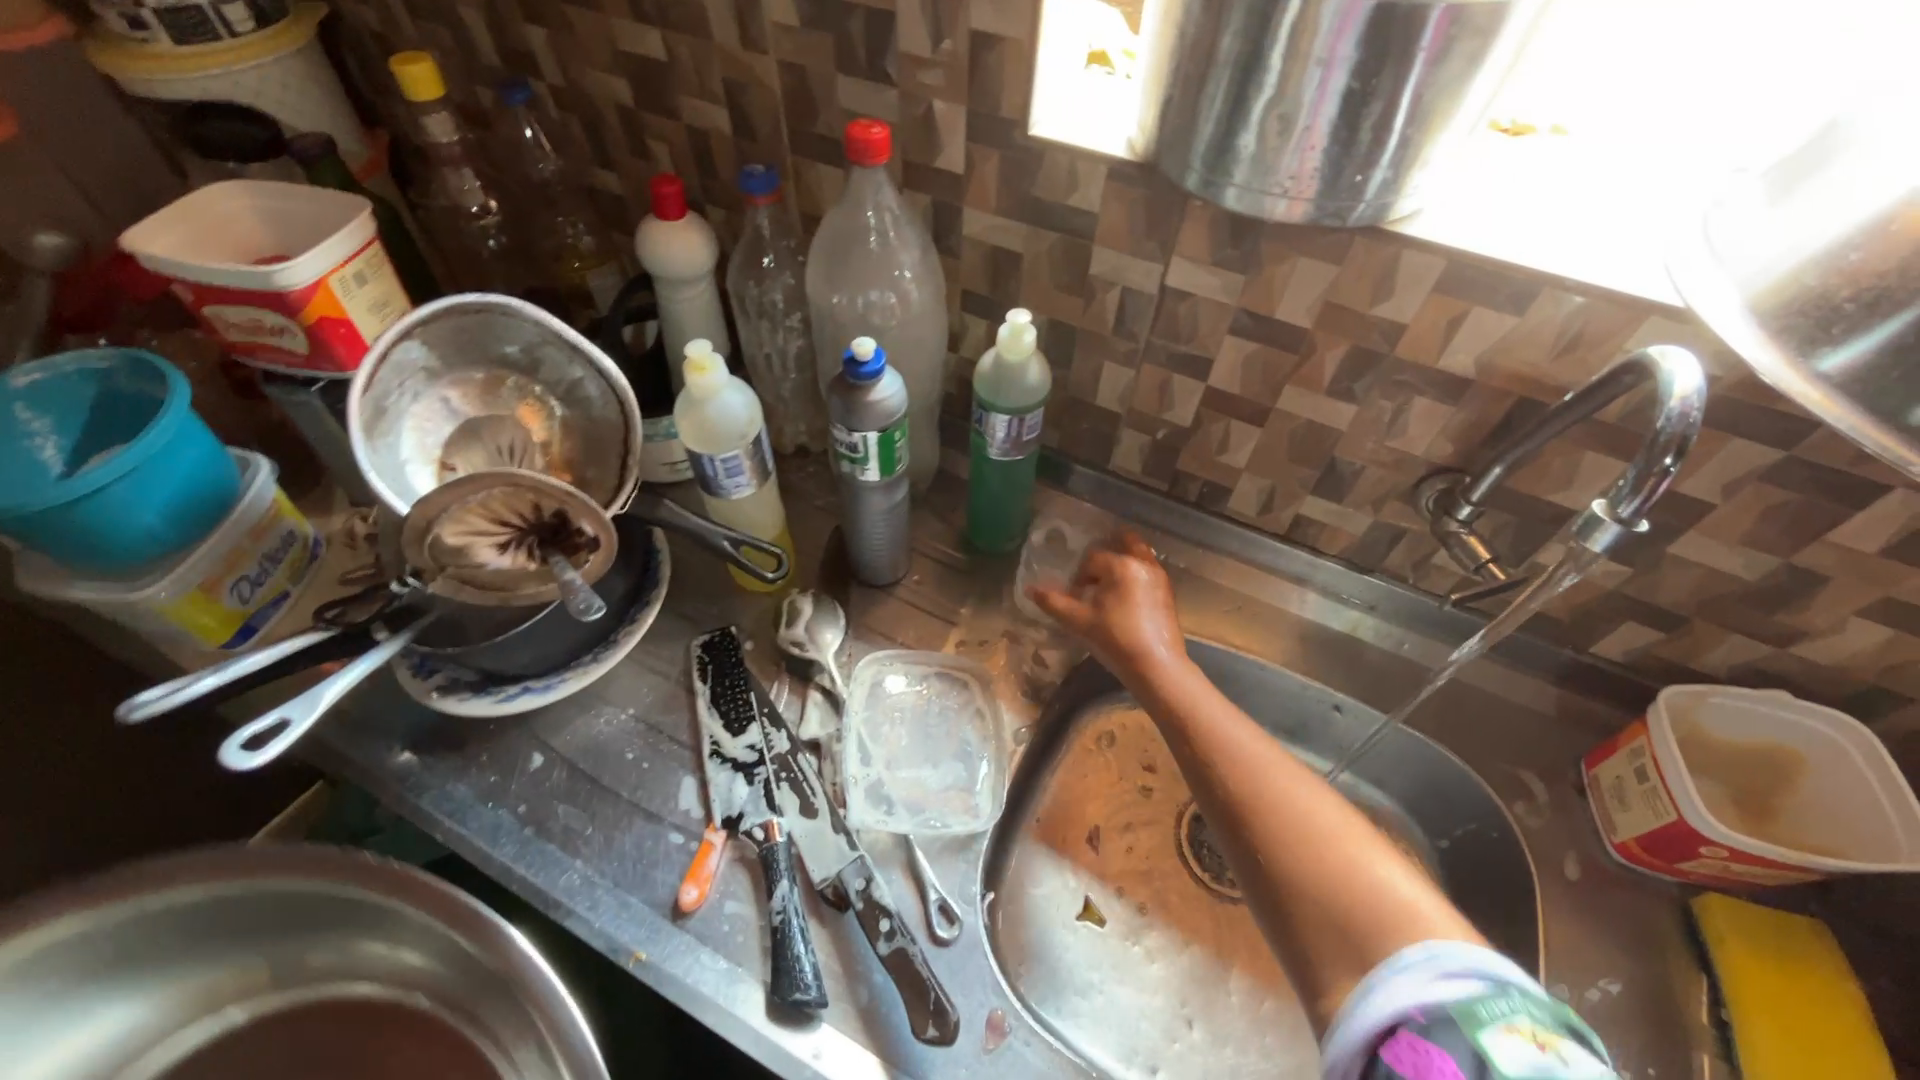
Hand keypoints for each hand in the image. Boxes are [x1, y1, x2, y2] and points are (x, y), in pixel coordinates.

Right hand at [1026, 530, 1187, 684]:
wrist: (1156, 666)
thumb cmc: (1115, 640)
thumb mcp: (1078, 622)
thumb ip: (1053, 602)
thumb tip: (1030, 589)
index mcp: (1120, 565)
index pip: (1091, 559)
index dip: (1079, 576)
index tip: (1076, 596)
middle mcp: (1142, 563)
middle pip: (1124, 541)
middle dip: (1106, 553)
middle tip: (1094, 573)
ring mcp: (1159, 576)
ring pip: (1139, 554)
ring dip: (1123, 560)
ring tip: (1109, 584)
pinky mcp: (1168, 591)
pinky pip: (1149, 570)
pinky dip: (1136, 573)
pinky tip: (1127, 597)